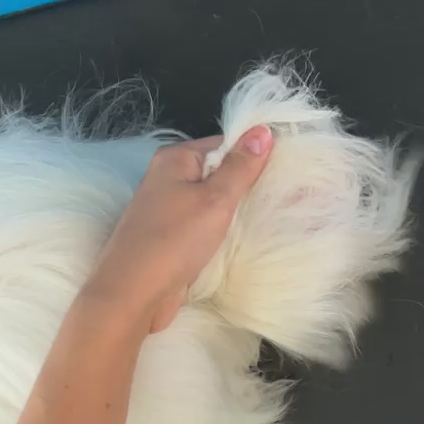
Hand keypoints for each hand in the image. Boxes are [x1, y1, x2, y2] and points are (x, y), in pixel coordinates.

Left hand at [83, 124, 274, 332]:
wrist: (133, 293)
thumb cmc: (174, 240)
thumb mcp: (216, 199)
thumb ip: (240, 166)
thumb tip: (262, 131)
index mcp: (176, 158)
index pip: (224, 144)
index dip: (255, 155)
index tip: (287, 171)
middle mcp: (168, 178)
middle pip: (219, 173)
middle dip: (250, 186)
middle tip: (289, 198)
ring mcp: (168, 211)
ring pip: (213, 204)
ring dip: (238, 213)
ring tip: (276, 218)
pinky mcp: (171, 239)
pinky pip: (204, 228)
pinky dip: (222, 233)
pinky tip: (246, 240)